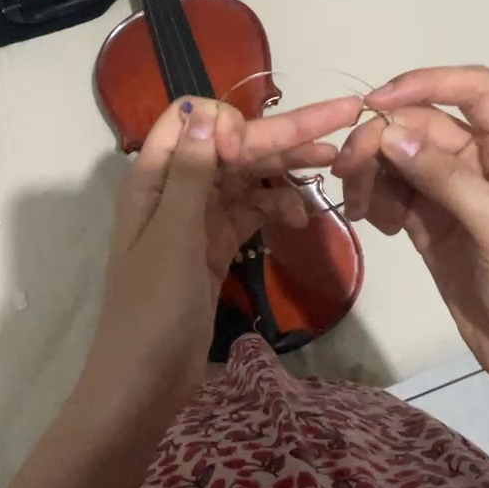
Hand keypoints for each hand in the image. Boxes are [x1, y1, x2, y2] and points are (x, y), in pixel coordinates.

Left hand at [83, 96, 360, 408]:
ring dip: (284, 171)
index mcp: (152, 178)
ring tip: (334, 165)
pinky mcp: (214, 247)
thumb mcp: (173, 235)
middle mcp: (174, 189)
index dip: (227, 121)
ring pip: (245, 179)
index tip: (253, 148)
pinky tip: (300, 217)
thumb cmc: (152, 306)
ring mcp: (195, 219)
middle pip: (229, 147)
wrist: (145, 377)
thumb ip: (191, 173)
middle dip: (280, 133)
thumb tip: (205, 109)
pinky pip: (249, 213)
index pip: (189, 120)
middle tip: (343, 115)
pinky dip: (274, 208)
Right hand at [330, 66, 488, 394]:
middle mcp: (485, 163)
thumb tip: (390, 135)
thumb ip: (447, 180)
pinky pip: (394, 196)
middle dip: (380, 141)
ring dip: (372, 175)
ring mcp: (454, 195)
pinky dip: (376, 203)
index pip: (474, 91)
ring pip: (401, 160)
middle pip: (423, 126)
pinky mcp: (430, 225)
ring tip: (359, 210)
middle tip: (344, 171)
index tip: (372, 106)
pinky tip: (375, 227)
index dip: (425, 84)